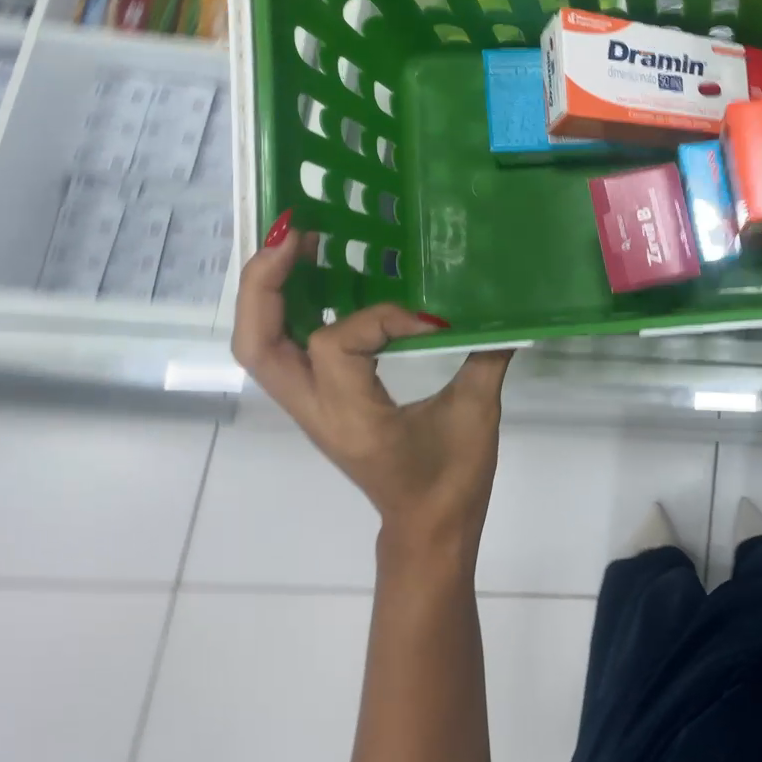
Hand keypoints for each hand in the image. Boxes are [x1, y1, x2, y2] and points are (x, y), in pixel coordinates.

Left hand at [231, 210, 515, 549]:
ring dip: (268, 293)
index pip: (338, 345)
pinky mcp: (319, 404)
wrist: (427, 527)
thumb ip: (485, 360)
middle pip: (257, 343)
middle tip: (298, 234)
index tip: (436, 323)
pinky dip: (289, 312)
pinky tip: (319, 283)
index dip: (383, 318)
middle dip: (266, 282)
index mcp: (352, 417)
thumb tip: (504, 316)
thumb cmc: (453, 479)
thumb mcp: (477, 415)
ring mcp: (310, 409)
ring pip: (259, 347)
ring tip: (298, 246)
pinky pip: (286, 353)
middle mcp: (316, 411)